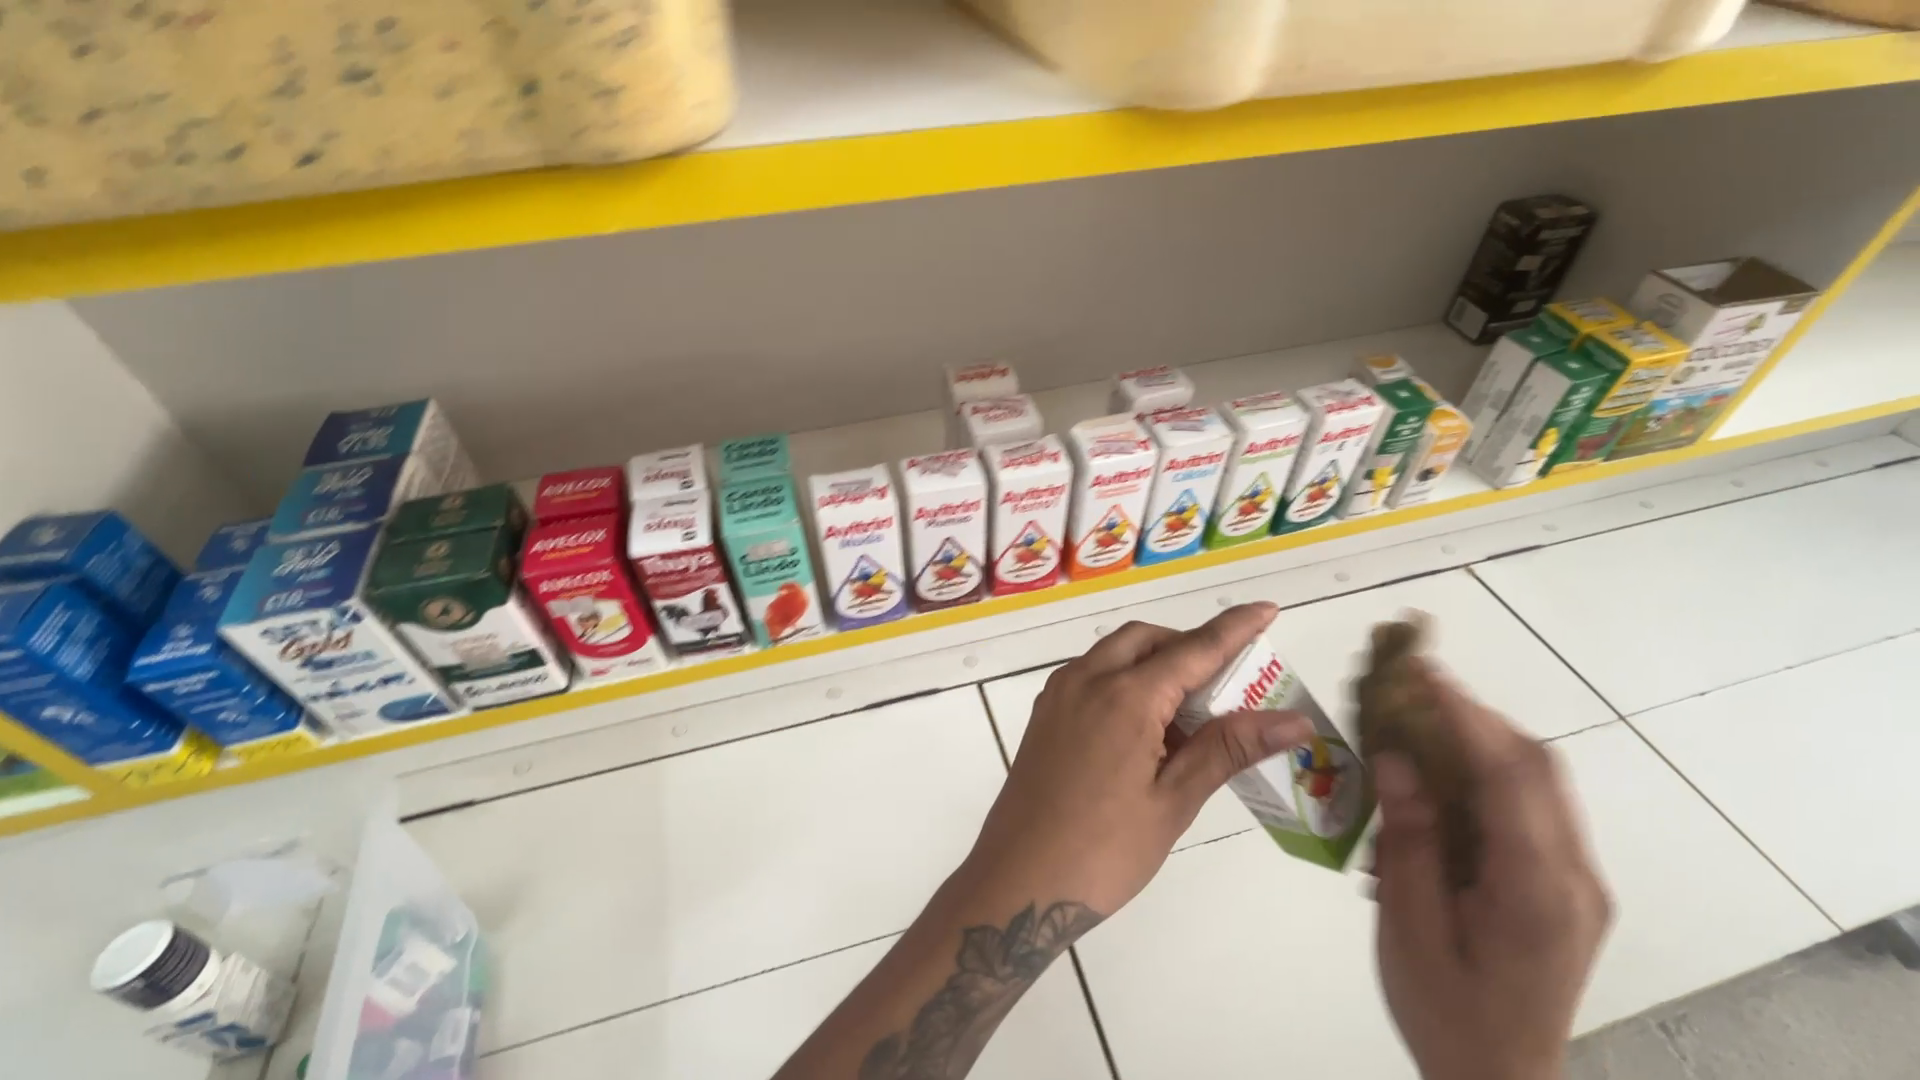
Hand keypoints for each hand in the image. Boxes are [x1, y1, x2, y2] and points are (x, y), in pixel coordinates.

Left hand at [961, 603, 1314, 917]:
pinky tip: (1146, 729)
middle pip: (1147, 640)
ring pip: (1114, 654)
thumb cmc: (1103, 851)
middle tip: (1227, 682)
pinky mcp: (1044, 716)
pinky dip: (1125, 680)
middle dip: (1189, 646)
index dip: (1234, 629)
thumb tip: (1293, 721)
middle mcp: (1086, 680)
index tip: (1267, 609)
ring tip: (1190, 712)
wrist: (1016, 882)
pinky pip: (1091, 676)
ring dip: (1154, 663)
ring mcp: (1058, 696)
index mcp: (1124, 697)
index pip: (1193, 649)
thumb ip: (1228, 749)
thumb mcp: (1173, 801)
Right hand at [1373, 662, 1611, 1079]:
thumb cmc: (1444, 1010)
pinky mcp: (1566, 887)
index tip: (1421, 672)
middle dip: (1474, 716)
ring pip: (1539, 783)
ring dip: (1481, 740)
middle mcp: (1574, 877)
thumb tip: (1397, 759)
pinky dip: (1487, 774)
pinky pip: (1531, 809)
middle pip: (1537, 769)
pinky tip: (1441, 778)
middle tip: (1411, 687)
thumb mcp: (1410, 929)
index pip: (1509, 779)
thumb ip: (1409, 842)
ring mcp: (1578, 881)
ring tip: (1419, 721)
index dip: (1465, 717)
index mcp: (1536, 892)